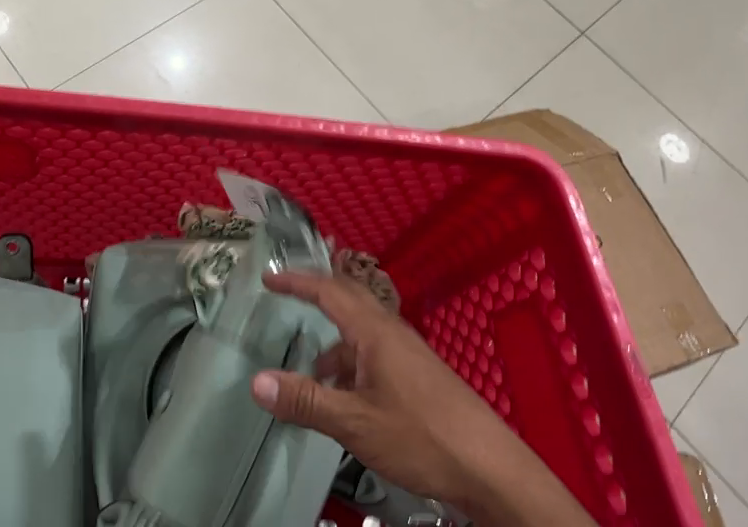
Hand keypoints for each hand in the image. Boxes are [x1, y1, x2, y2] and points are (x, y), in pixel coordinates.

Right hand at [249, 272, 591, 526]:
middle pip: (350, 301)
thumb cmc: (421, 437)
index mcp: (375, 332)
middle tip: (287, 297)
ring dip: (335, 343)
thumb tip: (256, 381)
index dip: (297, 282)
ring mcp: (410, 355)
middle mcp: (393, 334)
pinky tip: (348, 398)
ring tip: (312, 371)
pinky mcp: (421, 378)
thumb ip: (306, 401)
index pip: (330, 292)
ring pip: (363, 334)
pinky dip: (353, 365)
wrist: (491, 469)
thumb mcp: (354, 423)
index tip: (270, 277)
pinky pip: (377, 355)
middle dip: (317, 297)